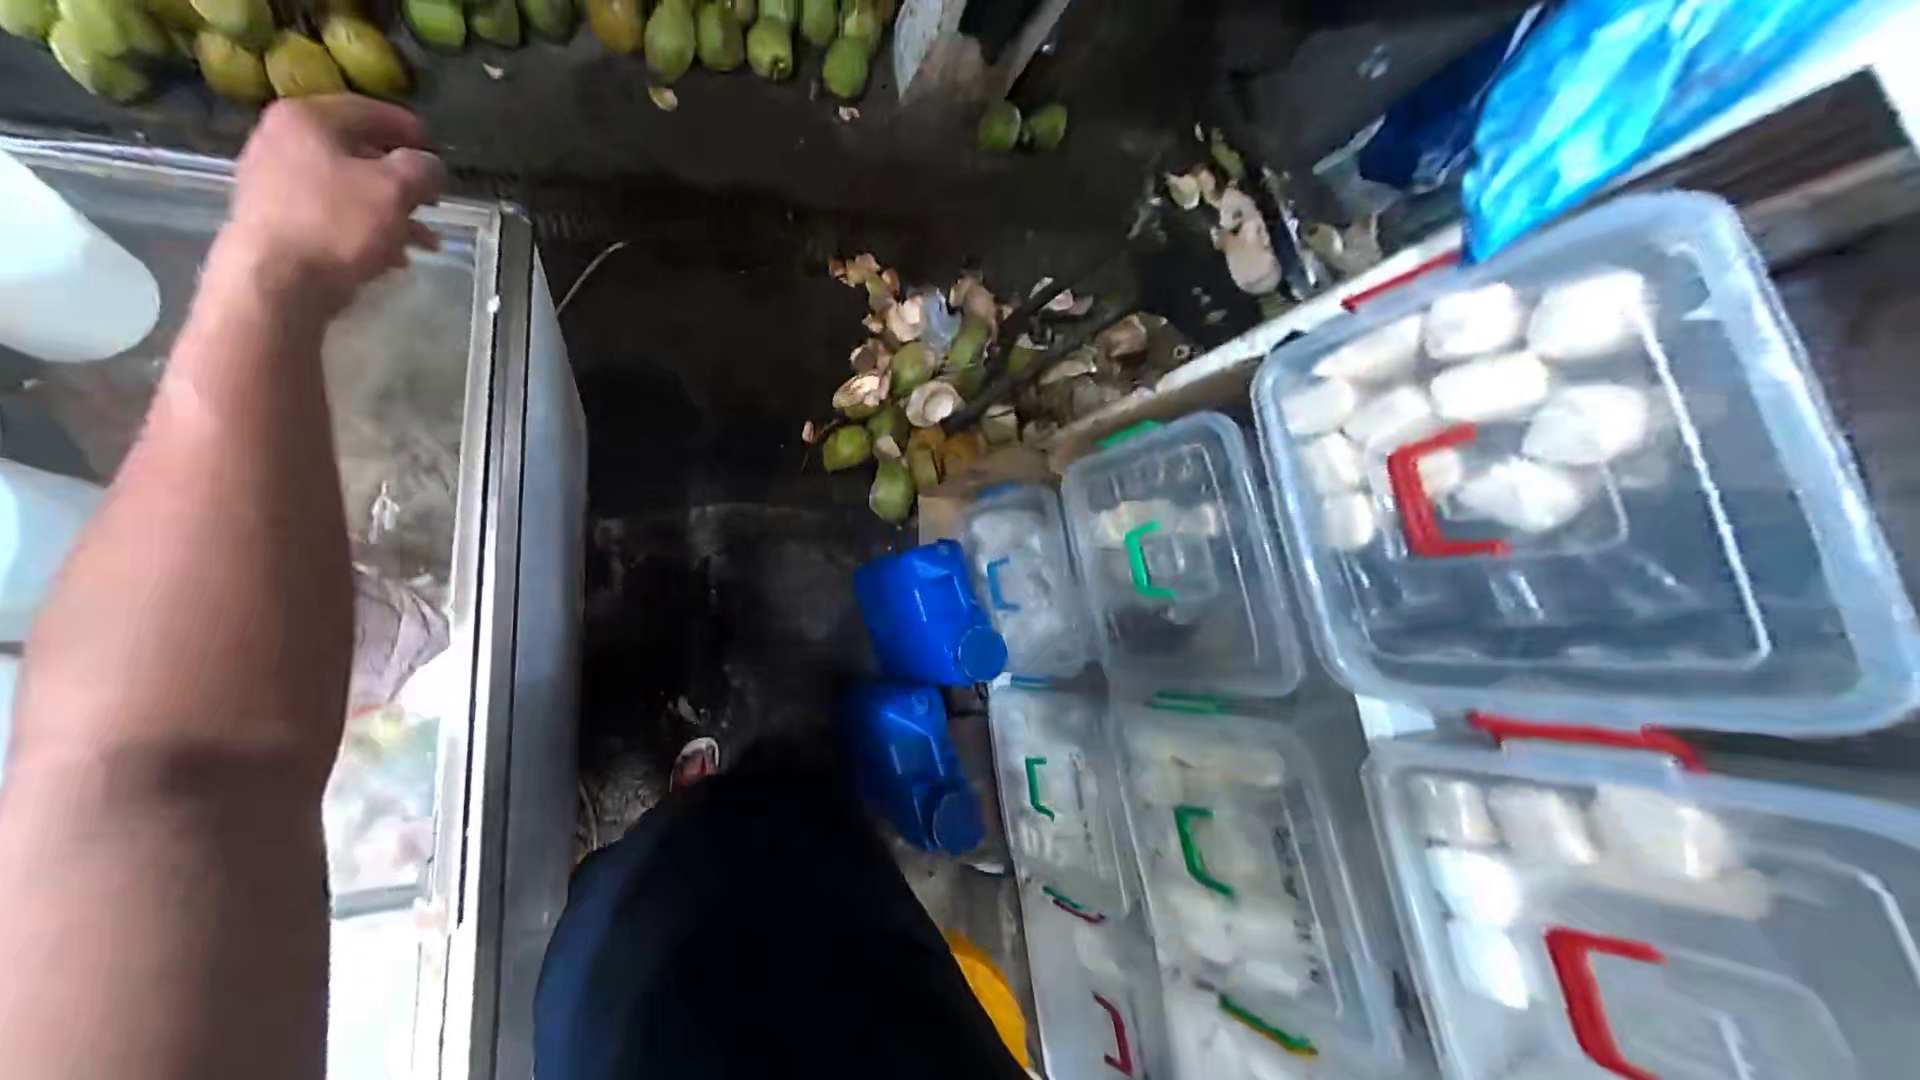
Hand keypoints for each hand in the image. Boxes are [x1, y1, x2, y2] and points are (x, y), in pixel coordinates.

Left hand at [218, 95, 446, 313]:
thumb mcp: (395, 190)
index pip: (367, 110)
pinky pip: (338, 213)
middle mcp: (285, 140)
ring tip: (427, 239)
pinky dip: (371, 228)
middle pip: (359, 151)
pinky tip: (395, 254)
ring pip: (352, 187)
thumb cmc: (339, 223)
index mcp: (308, 121)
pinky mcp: (283, 215)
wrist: (280, 275)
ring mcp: (279, 179)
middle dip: (403, 177)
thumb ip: (421, 170)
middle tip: (434, 197)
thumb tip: (430, 165)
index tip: (434, 145)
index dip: (406, 126)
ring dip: (394, 210)